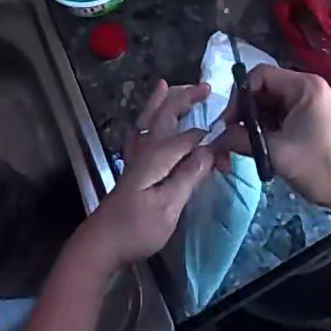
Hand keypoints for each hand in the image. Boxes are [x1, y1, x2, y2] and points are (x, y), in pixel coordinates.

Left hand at [73, 80, 215, 270]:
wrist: (101, 246)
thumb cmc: (136, 229)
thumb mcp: (168, 207)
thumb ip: (188, 176)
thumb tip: (209, 150)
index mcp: (157, 156)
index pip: (189, 137)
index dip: (211, 138)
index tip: (230, 146)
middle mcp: (146, 150)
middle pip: (166, 116)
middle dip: (185, 99)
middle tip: (205, 87)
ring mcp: (136, 158)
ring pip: (149, 120)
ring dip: (161, 102)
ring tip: (165, 85)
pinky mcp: (132, 170)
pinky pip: (140, 133)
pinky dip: (144, 121)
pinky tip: (143, 120)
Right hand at [218, 65, 330, 217]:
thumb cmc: (320, 167)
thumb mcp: (276, 153)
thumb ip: (242, 139)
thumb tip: (215, 139)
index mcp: (304, 85)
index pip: (260, 74)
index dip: (240, 95)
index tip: (231, 121)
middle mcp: (306, 87)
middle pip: (263, 88)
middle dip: (246, 111)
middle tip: (233, 135)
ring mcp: (309, 103)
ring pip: (269, 103)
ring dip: (255, 122)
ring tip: (244, 144)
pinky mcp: (309, 118)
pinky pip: (279, 115)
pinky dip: (266, 128)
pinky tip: (260, 146)